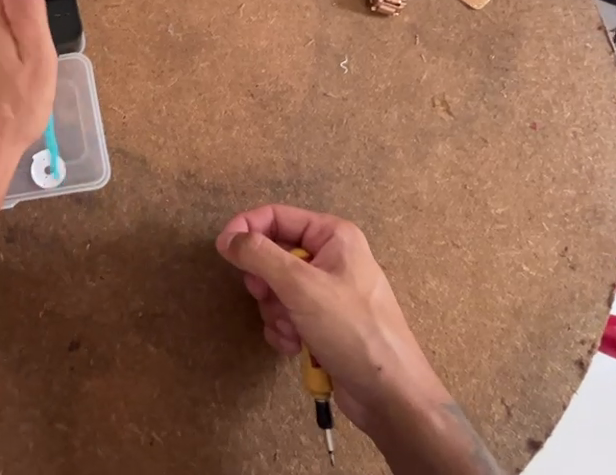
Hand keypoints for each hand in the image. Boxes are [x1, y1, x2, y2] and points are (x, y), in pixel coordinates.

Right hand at [215, 205, 449, 427]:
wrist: (392, 398)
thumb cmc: (352, 331)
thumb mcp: (301, 286)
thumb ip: (259, 255)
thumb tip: (227, 238)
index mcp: (333, 236)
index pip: (275, 216)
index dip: (246, 229)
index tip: (223, 250)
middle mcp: (330, 257)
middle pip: (273, 253)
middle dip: (265, 281)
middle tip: (265, 296)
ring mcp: (327, 291)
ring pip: (276, 286)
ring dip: (274, 310)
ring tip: (292, 329)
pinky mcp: (324, 321)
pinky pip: (286, 312)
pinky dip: (284, 328)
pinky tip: (296, 345)